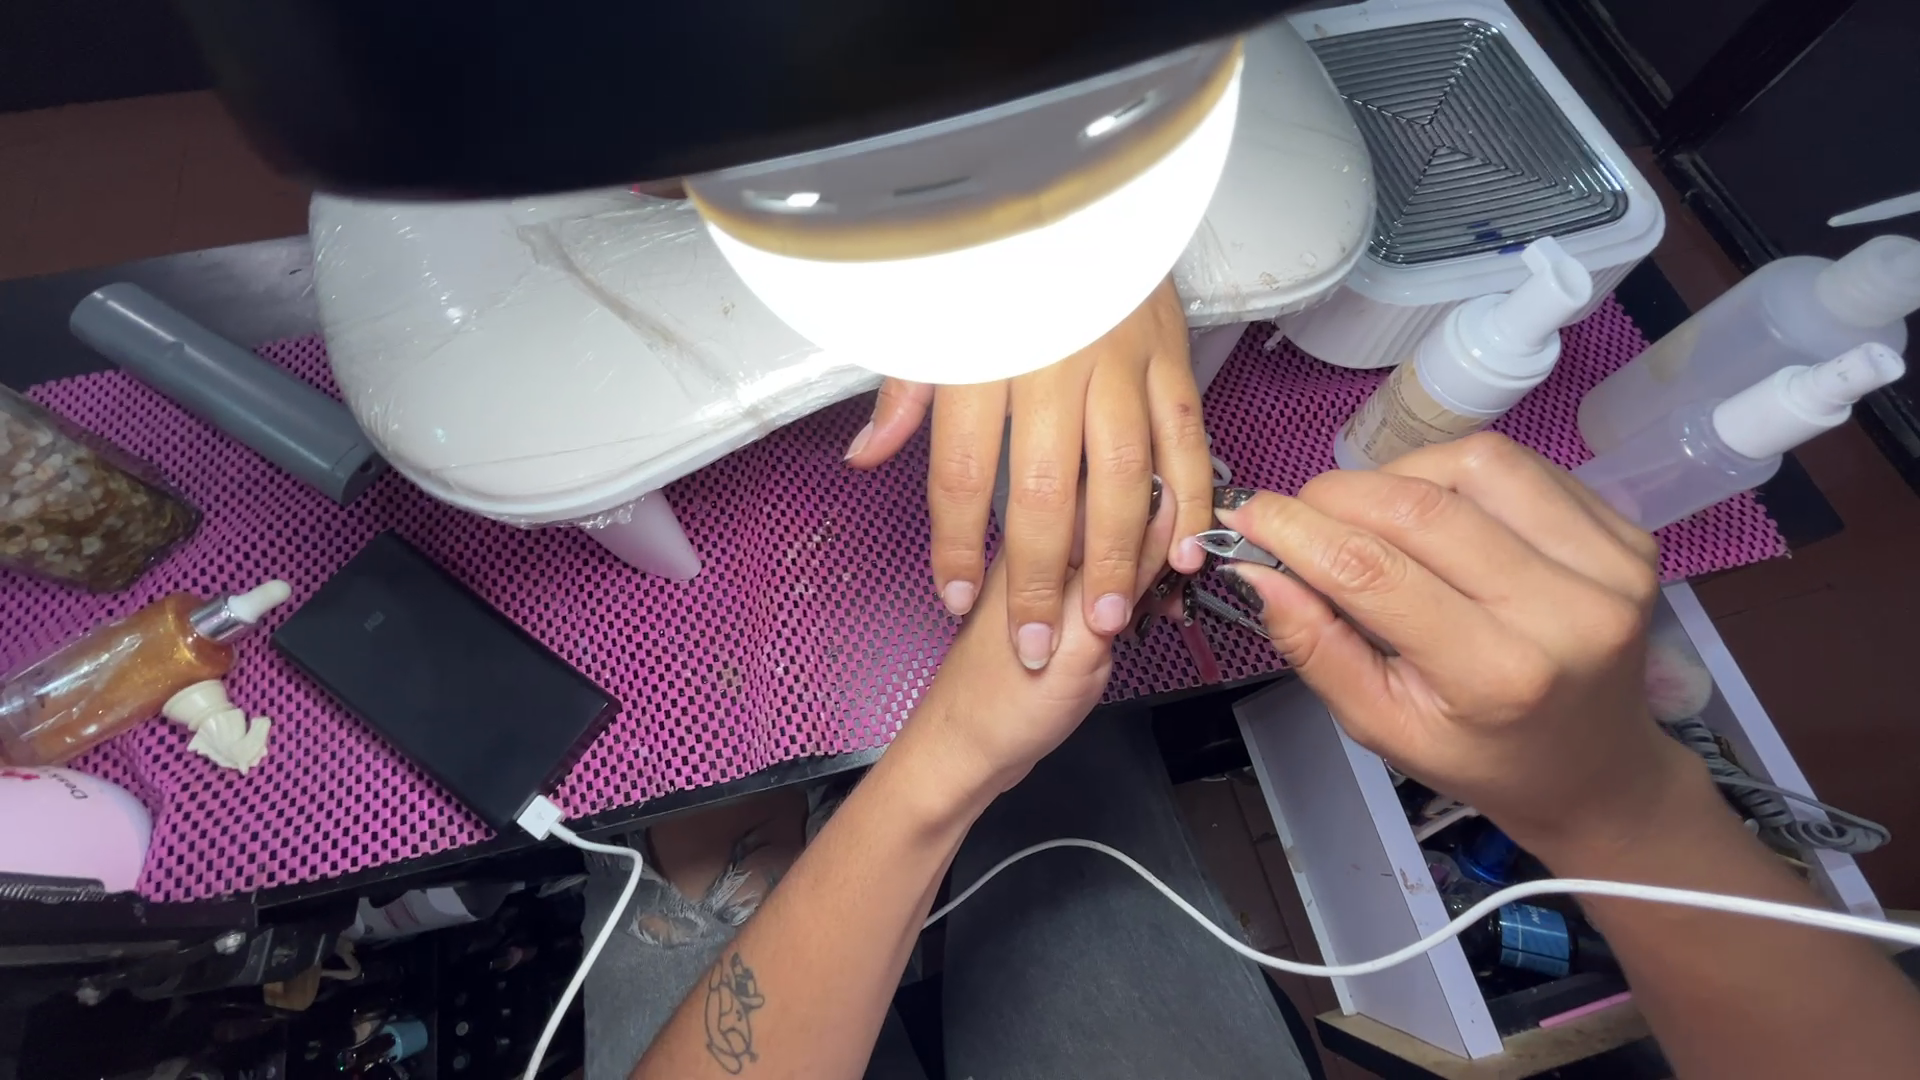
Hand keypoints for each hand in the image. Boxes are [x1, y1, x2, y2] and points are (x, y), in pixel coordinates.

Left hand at [844, 280, 1211, 669]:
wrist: (1078, 186)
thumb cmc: (997, 260)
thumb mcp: (932, 314)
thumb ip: (904, 392)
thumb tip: (865, 456)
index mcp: (984, 355)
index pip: (963, 471)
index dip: (956, 543)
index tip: (952, 596)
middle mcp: (1054, 364)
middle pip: (1045, 489)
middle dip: (1039, 575)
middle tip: (1035, 642)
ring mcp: (1121, 363)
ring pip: (1122, 475)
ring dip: (1118, 555)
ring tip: (1109, 618)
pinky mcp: (1170, 357)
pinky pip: (1187, 439)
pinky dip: (1189, 500)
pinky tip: (1184, 553)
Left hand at [910, 482, 1176, 794]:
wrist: (966, 752)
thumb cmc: (1015, 699)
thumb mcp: (1082, 634)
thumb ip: (1123, 569)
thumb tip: (1164, 506)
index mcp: (1040, 537)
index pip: (1108, 485)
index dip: (1161, 502)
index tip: (1192, 540)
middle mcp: (1042, 545)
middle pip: (1116, 514)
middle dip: (1160, 542)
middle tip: (1180, 587)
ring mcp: (1049, 574)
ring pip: (1115, 549)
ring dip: (1150, 571)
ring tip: (1168, 608)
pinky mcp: (1057, 604)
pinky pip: (1104, 579)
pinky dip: (1132, 595)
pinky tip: (1146, 618)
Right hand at [1216, 434, 1698, 855]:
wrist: (1595, 765)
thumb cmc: (1472, 752)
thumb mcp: (1374, 721)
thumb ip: (1312, 644)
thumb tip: (1254, 568)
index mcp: (1496, 672)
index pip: (1372, 571)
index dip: (1294, 530)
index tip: (1243, 514)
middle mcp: (1566, 608)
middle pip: (1417, 507)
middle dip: (1329, 496)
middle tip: (1294, 515)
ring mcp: (1607, 562)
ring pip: (1466, 465)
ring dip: (1389, 476)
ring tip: (1366, 517)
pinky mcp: (1624, 531)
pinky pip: (1509, 465)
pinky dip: (1442, 471)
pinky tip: (1426, 509)